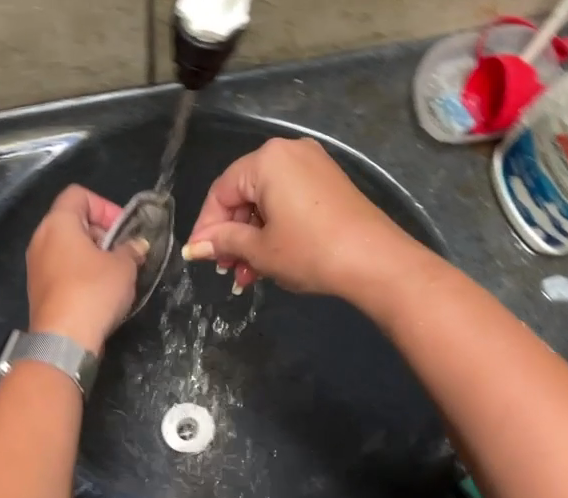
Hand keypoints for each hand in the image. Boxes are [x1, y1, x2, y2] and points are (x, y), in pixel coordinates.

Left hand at [26, 185, 144, 353]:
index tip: (123, 229)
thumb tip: (137, 246)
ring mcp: (36, 266)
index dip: (105, 206)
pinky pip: (61, 270)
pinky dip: (79, 274)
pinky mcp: (38, 290)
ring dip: (92, 256)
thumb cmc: (94, 292)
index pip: (79, 195)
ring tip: (114, 275)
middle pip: (72, 222)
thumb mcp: (123, 267)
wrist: (64, 340)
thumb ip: (131, 250)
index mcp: (58, 223)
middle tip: (123, 253)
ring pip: (67, 248)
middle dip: (101, 233)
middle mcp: (40, 239)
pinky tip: (98, 293)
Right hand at [181, 137, 422, 299]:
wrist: (372, 259)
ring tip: (248, 275)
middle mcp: (289, 152)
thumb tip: (194, 248)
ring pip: (266, 202)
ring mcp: (312, 166)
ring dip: (252, 238)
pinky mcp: (328, 183)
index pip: (221, 191)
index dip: (206, 227)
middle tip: (227, 269)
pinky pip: (287, 202)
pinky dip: (274, 230)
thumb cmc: (308, 251)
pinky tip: (269, 260)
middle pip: (243, 194)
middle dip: (232, 235)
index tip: (199, 257)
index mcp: (267, 160)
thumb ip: (224, 243)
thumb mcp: (259, 250)